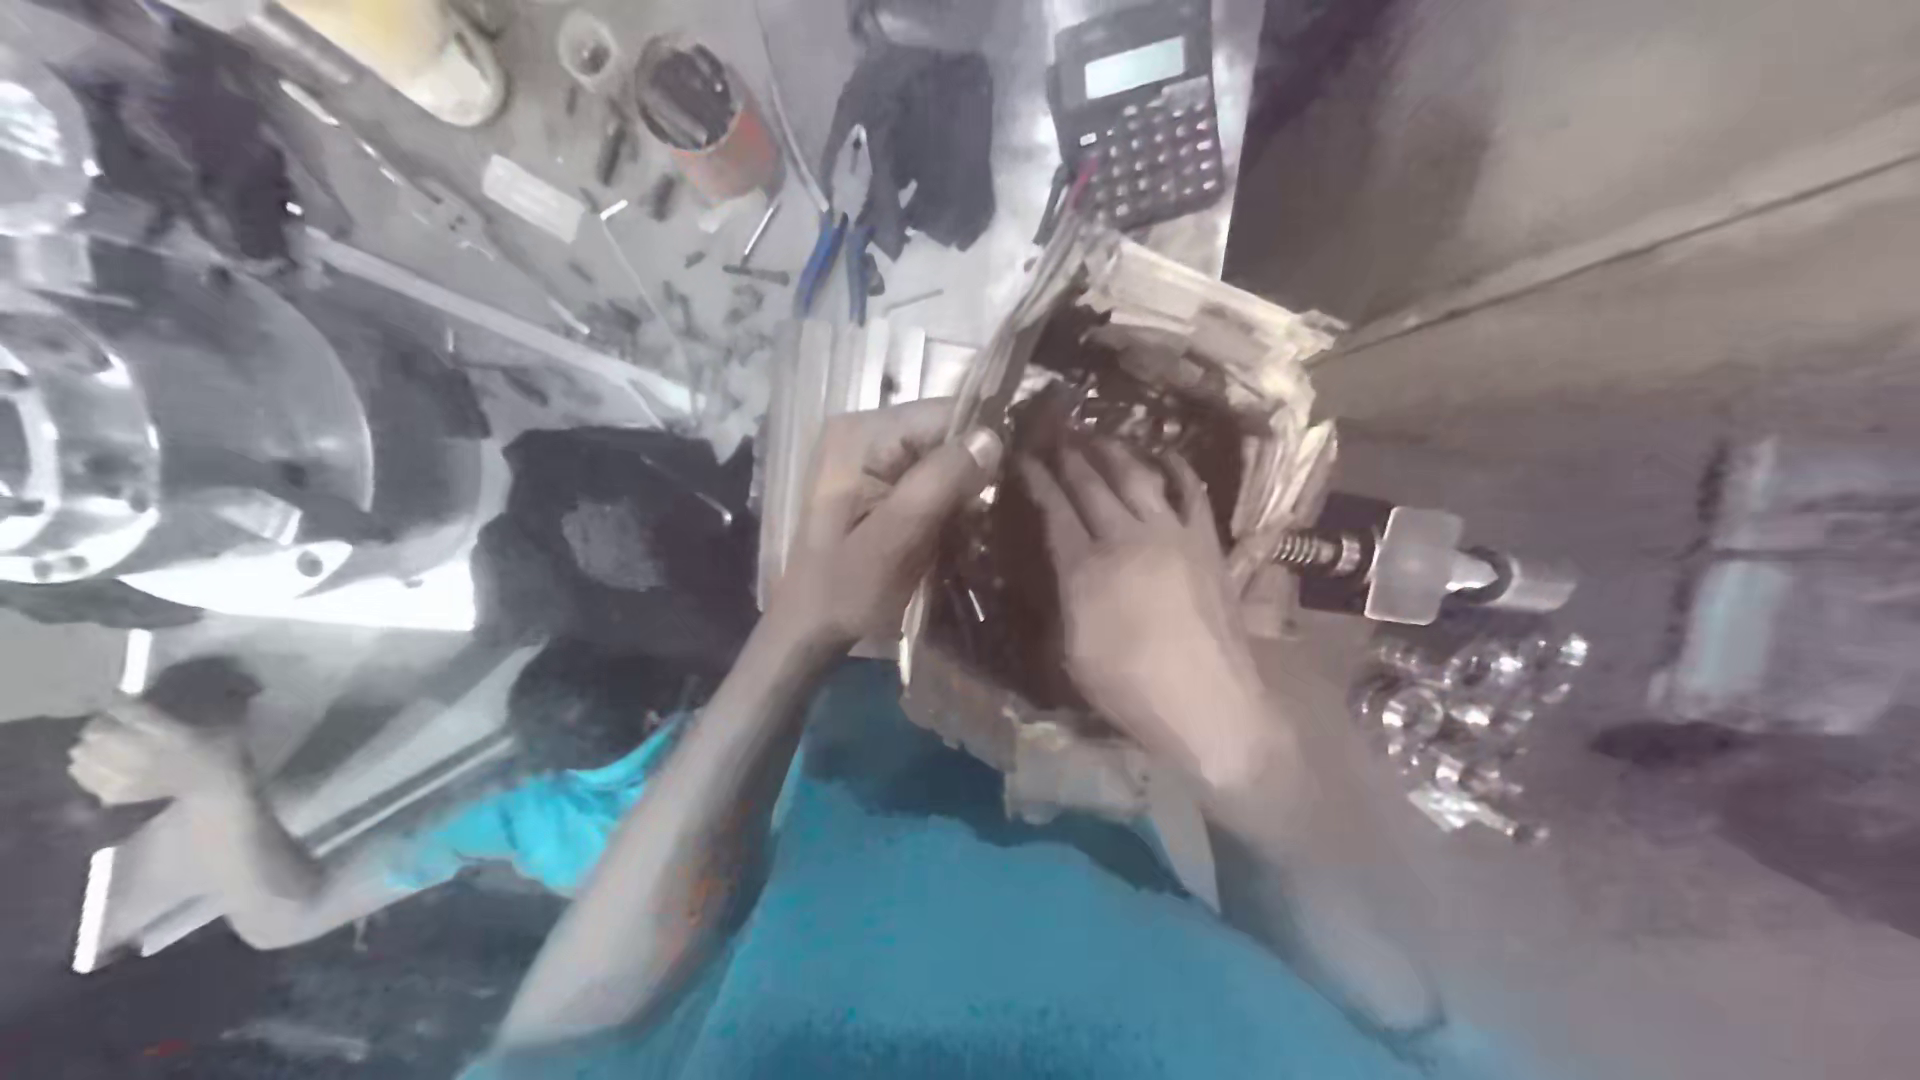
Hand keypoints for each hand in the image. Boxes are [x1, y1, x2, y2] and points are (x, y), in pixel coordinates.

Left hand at [68, 697, 250, 805]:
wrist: (215, 790)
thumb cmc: (223, 752)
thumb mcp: (221, 725)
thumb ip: (193, 711)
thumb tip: (161, 698)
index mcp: (171, 734)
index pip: (128, 711)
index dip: (122, 702)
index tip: (126, 700)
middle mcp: (142, 754)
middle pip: (97, 732)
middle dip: (101, 724)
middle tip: (113, 723)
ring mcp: (123, 776)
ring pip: (83, 753)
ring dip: (90, 745)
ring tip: (105, 743)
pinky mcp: (112, 792)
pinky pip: (81, 775)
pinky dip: (85, 765)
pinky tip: (99, 763)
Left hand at [773, 398, 1001, 648]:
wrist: (810, 630)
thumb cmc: (845, 590)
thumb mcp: (894, 538)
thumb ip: (940, 482)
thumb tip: (992, 437)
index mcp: (862, 434)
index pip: (944, 414)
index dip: (983, 445)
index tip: (1009, 486)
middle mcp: (866, 432)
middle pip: (945, 435)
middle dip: (974, 473)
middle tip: (990, 518)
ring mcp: (871, 458)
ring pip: (943, 459)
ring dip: (966, 493)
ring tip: (976, 530)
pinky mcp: (880, 484)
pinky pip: (931, 480)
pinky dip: (950, 505)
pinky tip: (958, 533)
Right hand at [1019, 440, 1280, 792]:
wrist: (1209, 704)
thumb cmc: (1130, 687)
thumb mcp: (1073, 649)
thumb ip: (1066, 598)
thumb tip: (1064, 566)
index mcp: (1087, 568)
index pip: (1055, 510)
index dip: (1037, 480)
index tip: (1024, 457)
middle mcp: (1127, 539)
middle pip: (1092, 485)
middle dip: (1069, 456)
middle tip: (1054, 434)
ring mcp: (1172, 535)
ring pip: (1137, 477)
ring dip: (1114, 452)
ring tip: (1097, 435)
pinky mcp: (1206, 543)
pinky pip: (1191, 493)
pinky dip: (1177, 468)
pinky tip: (1163, 454)